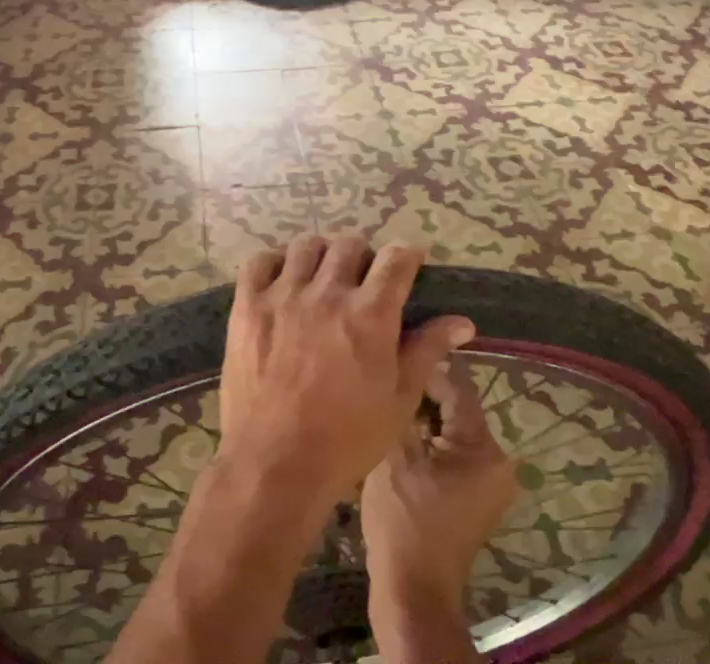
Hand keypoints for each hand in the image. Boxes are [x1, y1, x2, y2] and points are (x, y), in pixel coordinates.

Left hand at [216, 234, 475, 506]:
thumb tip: (462, 321)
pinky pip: (259, 262)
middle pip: (349, 245)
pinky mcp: (248, 307)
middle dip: (364, 256)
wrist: (274, 464)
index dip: (408, 254)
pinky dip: (275, 263)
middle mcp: (328, 293)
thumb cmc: (347, 440)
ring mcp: (283, 296)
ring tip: (322, 278)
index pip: (396, 259)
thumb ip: (427, 350)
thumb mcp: (399, 400)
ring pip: (306, 246)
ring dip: (321, 255)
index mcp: (371, 315)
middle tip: (363, 279)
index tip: (410, 261)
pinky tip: (283, 282)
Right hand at [362, 361, 520, 621]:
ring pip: (454, 430)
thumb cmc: (403, 522)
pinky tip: (401, 436)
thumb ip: (404, 410)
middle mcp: (498, 461)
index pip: (458, 388)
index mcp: (484, 449)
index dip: (426, 368)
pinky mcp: (477, 496)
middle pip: (458, 409)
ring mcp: (490, 482)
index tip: (395, 355)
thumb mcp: (395, 459)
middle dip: (424, 394)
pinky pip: (454, 453)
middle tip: (387, 381)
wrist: (414, 591)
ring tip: (390, 404)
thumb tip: (405, 371)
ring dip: (425, 418)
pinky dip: (431, 442)